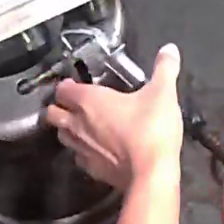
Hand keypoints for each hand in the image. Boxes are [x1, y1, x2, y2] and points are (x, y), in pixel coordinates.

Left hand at [44, 44, 183, 188]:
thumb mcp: (163, 93)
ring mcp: (82, 150)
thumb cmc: (152, 129)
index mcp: (89, 101)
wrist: (151, 174)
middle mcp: (78, 124)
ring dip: (68, 130)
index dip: (67, 86)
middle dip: (60, 108)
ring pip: (63, 137)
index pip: (62, 90)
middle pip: (53, 114)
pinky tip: (96, 151)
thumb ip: (164, 69)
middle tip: (75, 106)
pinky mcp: (93, 171)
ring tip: (83, 127)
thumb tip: (169, 49)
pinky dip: (83, 153)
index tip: (76, 85)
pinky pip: (79, 158)